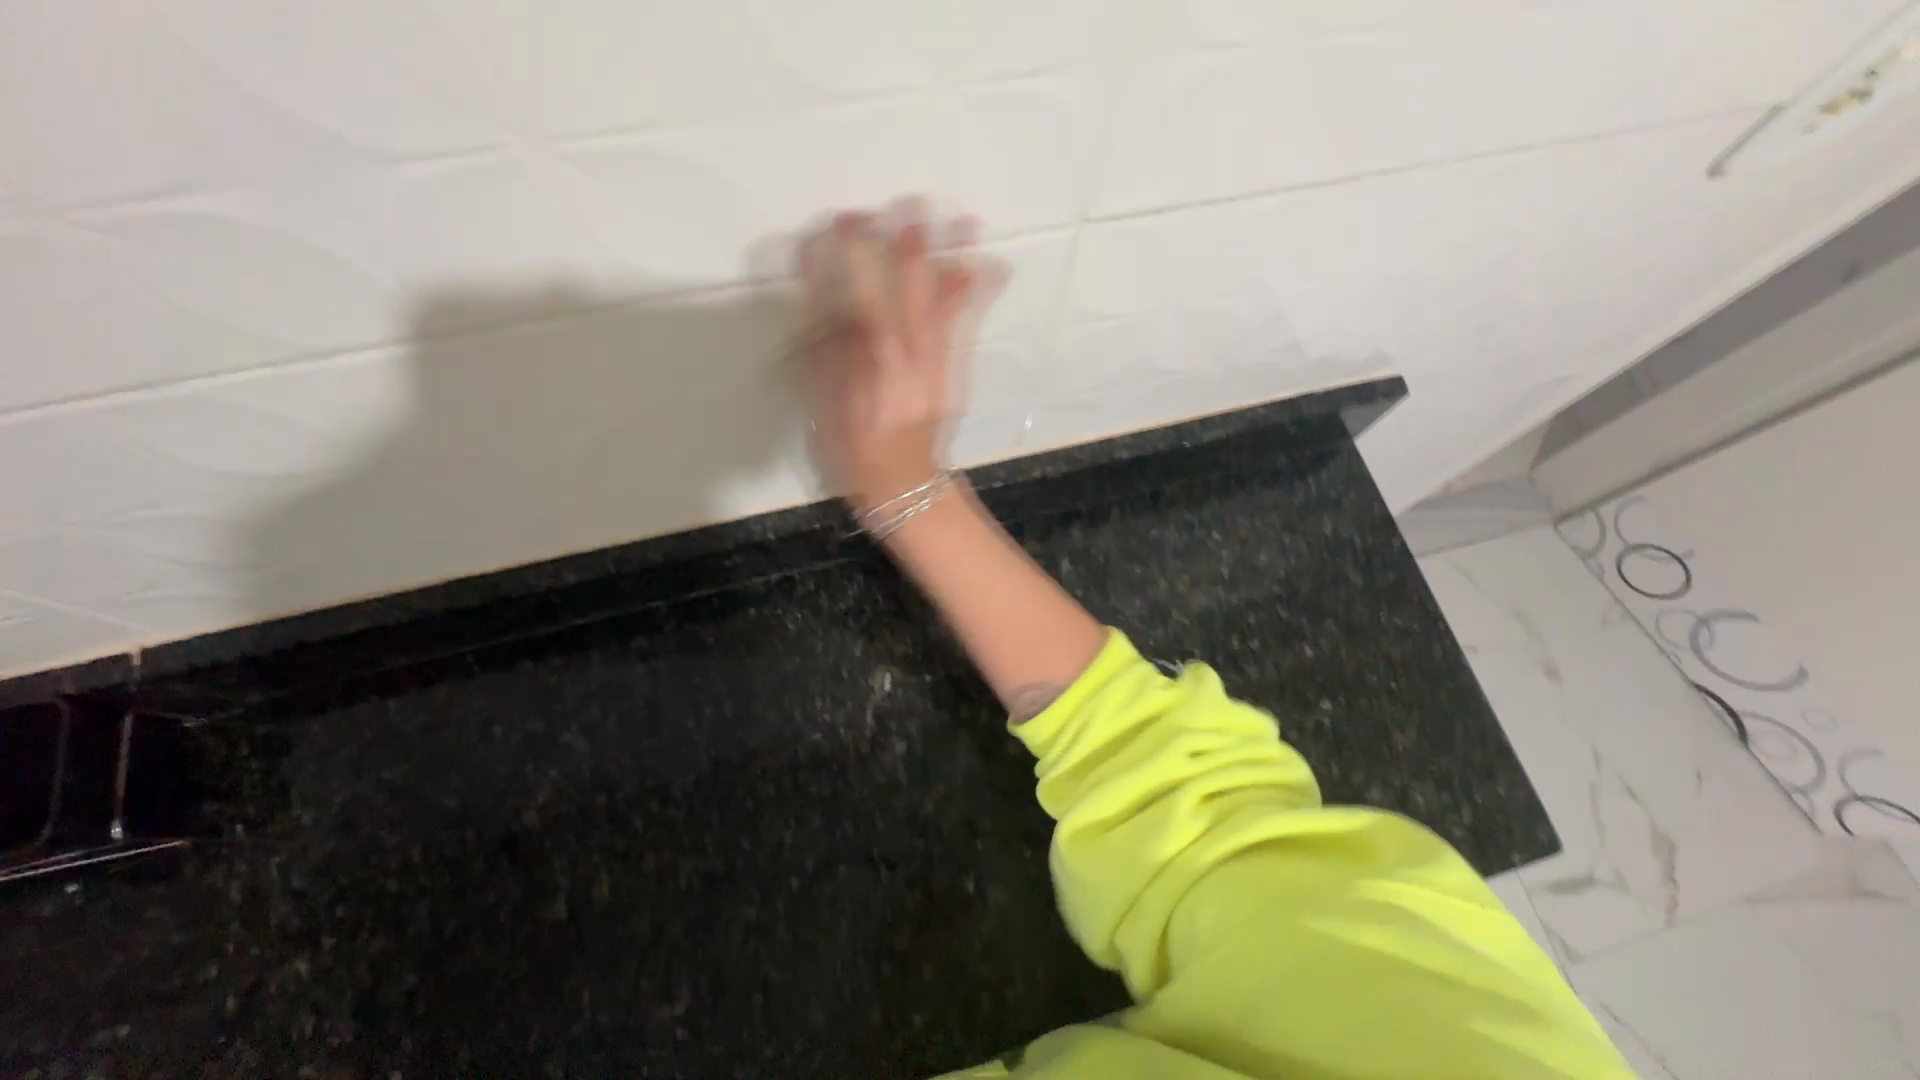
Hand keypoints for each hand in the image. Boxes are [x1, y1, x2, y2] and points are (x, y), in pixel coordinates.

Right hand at [796, 199, 999, 512]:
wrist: (903, 482)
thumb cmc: (854, 446)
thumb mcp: (825, 402)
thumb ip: (826, 351)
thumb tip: (825, 302)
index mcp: (865, 357)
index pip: (853, 292)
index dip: (846, 255)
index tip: (839, 222)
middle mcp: (903, 349)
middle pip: (902, 285)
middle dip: (902, 243)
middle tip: (906, 204)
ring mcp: (931, 355)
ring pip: (939, 296)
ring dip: (949, 256)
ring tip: (965, 220)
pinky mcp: (949, 365)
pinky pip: (964, 323)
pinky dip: (977, 294)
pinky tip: (993, 268)